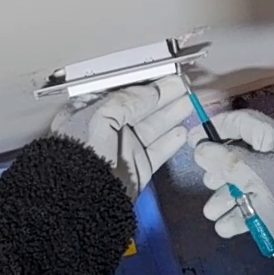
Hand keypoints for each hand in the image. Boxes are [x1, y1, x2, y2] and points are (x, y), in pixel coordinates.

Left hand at [49, 75, 193, 197]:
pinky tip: (182, 131)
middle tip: (185, 86)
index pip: (123, 93)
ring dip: (172, 114)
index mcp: (91, 113)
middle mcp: (108, 129)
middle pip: (142, 108)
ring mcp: (124, 149)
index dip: (146, 84)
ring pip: (153, 127)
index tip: (166, 77)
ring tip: (190, 102)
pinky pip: (158, 150)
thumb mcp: (100, 117)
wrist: (85, 198)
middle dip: (164, 97)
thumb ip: (127, 101)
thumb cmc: (83, 154)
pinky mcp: (137, 167)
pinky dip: (171, 141)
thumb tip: (151, 92)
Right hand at [190, 109, 273, 257]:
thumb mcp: (258, 176)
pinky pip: (252, 204)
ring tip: (212, 212)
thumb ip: (227, 160)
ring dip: (224, 197)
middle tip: (207, 182)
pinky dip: (237, 214)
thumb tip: (201, 149)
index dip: (216, 127)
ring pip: (243, 183)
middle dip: (219, 170)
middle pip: (240, 155)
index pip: (245, 122)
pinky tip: (225, 227)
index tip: (192, 139)